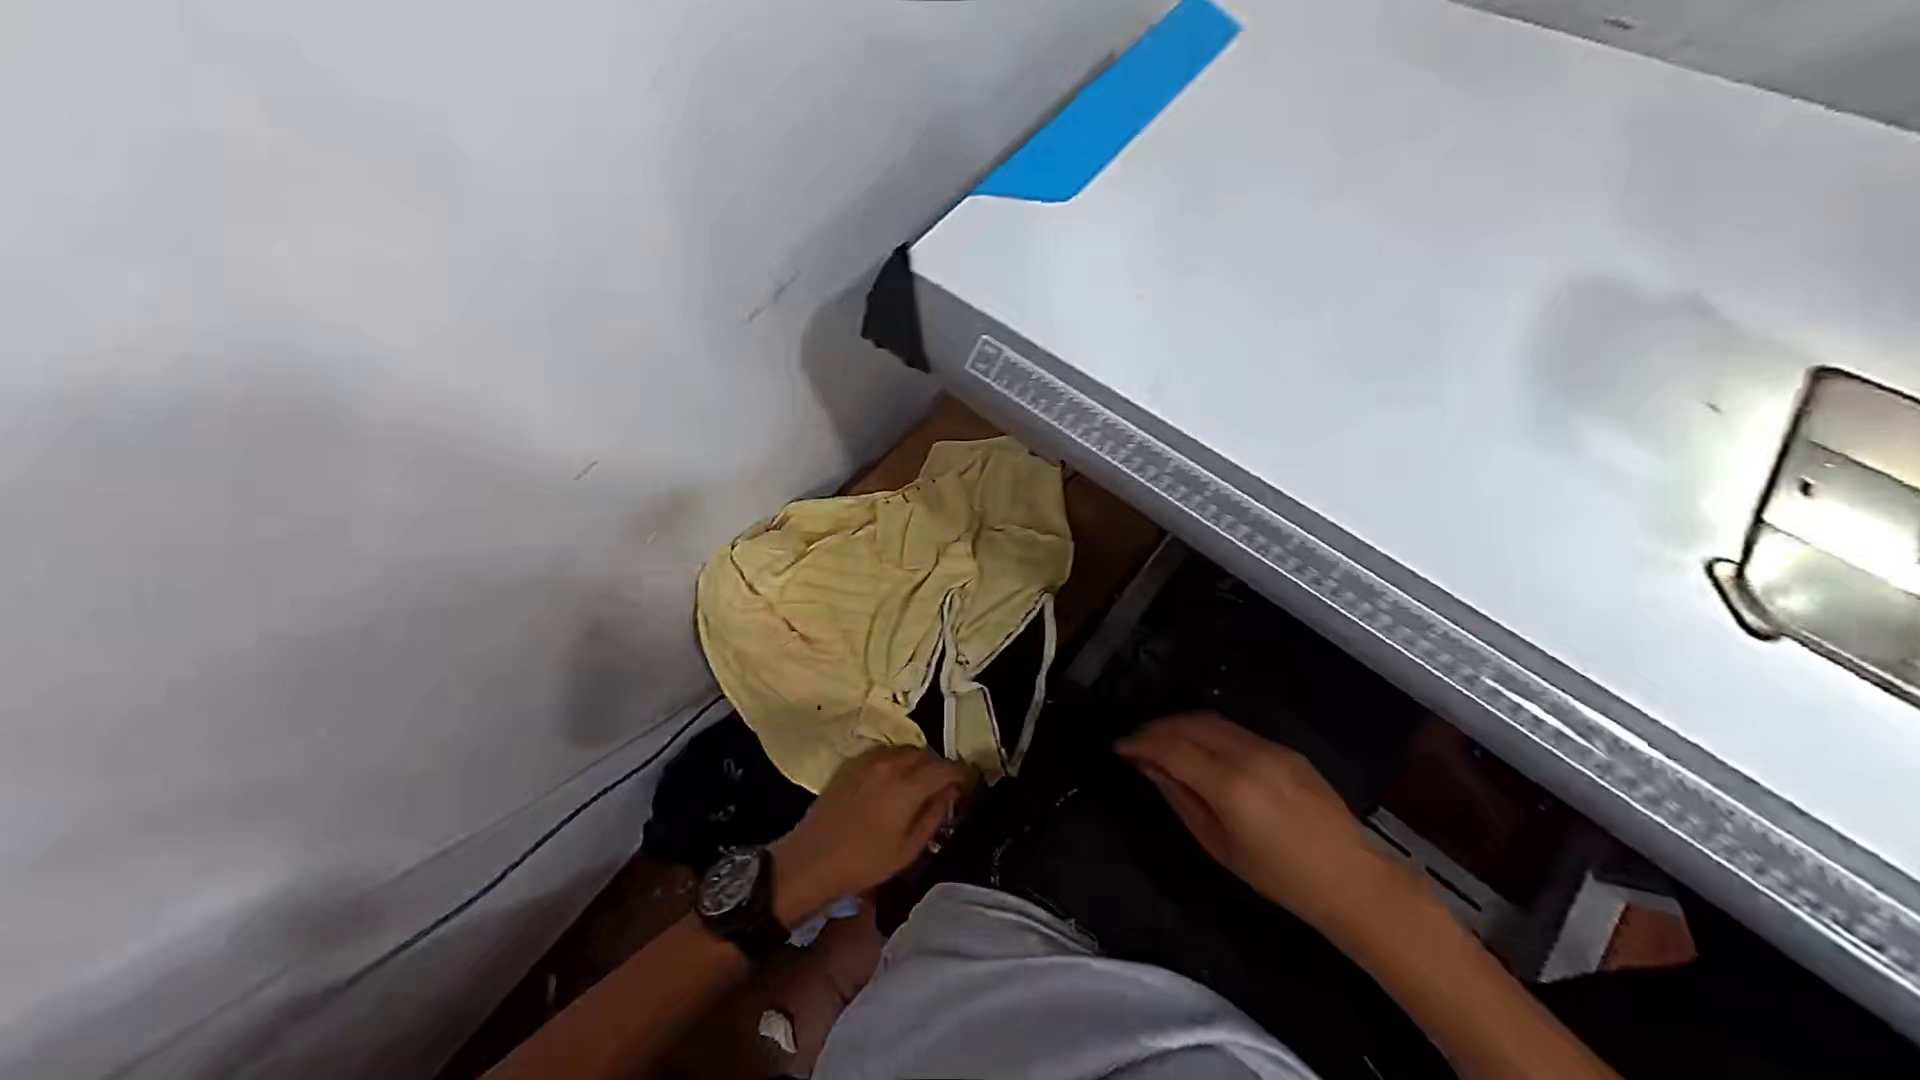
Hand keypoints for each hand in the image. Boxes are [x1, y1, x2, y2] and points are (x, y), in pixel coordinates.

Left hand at [769, 746, 972, 926]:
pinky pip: (885, 752)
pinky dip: (897, 760)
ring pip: (906, 750)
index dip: (962, 773)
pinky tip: (894, 781)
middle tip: (946, 788)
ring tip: (921, 785)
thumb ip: (934, 815)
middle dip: (941, 767)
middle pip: (926, 753)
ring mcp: (868, 761)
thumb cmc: (864, 862)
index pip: (946, 767)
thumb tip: (951, 792)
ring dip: (919, 762)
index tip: (969, 783)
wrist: (812, 859)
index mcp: (907, 787)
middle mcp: (890, 765)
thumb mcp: (908, 849)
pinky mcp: (852, 763)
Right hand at [1116, 712, 1399, 939]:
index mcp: (1230, 785)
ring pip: (1212, 720)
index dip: (1141, 743)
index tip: (1119, 746)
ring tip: (1161, 739)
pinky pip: (1235, 729)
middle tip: (1135, 741)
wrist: (1350, 879)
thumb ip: (1180, 799)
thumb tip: (1150, 768)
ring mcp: (1271, 747)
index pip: (1172, 748)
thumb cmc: (1279, 876)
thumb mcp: (1218, 845)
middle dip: (1156, 728)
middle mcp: (1249, 755)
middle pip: (1190, 724)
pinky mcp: (1286, 749)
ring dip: (1180, 724)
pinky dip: (1206, 730)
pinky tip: (1198, 746)